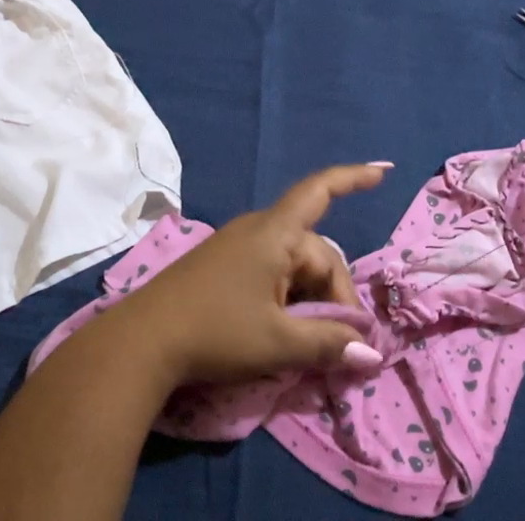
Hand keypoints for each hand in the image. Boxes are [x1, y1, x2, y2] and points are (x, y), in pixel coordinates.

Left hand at [100, 163, 390, 386]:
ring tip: (313, 345)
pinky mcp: (222, 269)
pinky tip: (286, 334)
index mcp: (275, 234)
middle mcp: (258, 232)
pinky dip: (289, 302)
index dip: (353, 179)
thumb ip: (328, 345)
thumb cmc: (216, 332)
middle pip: (315, 253)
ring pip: (294, 269)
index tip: (383, 171)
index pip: (320, 192)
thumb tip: (372, 353)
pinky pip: (271, 276)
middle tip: (343, 343)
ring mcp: (237, 249)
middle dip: (335, 294)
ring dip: (312, 302)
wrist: (141, 343)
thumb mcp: (279, 344)